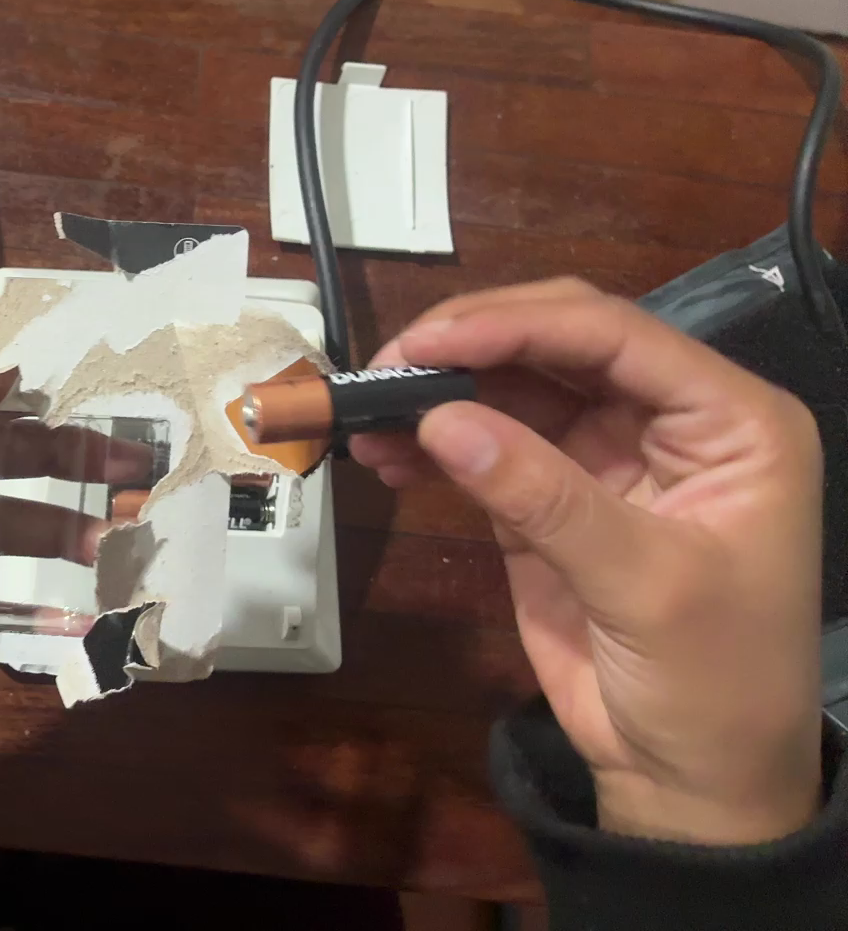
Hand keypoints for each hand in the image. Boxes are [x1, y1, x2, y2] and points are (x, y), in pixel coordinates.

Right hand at [351, 278, 824, 845]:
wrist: (682, 762)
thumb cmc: (708, 678)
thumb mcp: (643, 585)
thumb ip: (543, 497)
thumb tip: (438, 421)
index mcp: (723, 422)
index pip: (611, 336)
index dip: (511, 327)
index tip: (420, 347)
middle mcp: (658, 418)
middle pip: (549, 342)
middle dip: (463, 346)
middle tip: (384, 369)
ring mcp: (590, 451)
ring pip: (499, 386)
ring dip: (429, 395)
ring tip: (366, 417)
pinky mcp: (535, 487)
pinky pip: (470, 440)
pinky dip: (421, 441)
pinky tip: (383, 458)